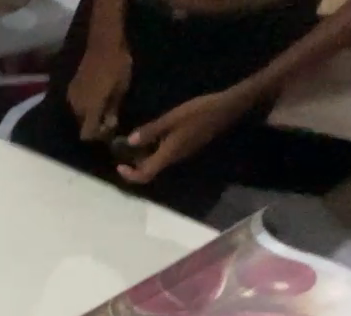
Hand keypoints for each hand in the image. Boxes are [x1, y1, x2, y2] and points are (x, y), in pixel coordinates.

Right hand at [67, 43, 131, 141]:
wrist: (102, 44)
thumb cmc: (117, 65)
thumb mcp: (122, 88)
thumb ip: (113, 109)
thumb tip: (109, 124)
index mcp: (90, 109)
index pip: (87, 134)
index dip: (97, 136)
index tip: (107, 130)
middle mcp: (77, 108)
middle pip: (83, 125)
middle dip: (94, 124)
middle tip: (108, 116)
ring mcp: (71, 100)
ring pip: (79, 115)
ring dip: (89, 114)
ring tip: (102, 104)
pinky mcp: (70, 91)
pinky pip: (76, 104)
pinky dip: (85, 104)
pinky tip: (95, 94)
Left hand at [118, 89, 252, 184]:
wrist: (231, 106)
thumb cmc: (200, 111)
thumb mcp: (171, 119)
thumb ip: (150, 131)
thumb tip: (129, 141)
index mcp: (168, 155)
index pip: (144, 175)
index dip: (129, 175)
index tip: (119, 166)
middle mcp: (175, 158)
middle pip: (150, 170)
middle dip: (135, 163)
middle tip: (125, 150)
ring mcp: (184, 153)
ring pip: (159, 161)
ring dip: (145, 156)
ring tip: (137, 142)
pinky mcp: (190, 146)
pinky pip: (168, 153)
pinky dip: (156, 149)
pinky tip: (155, 135)